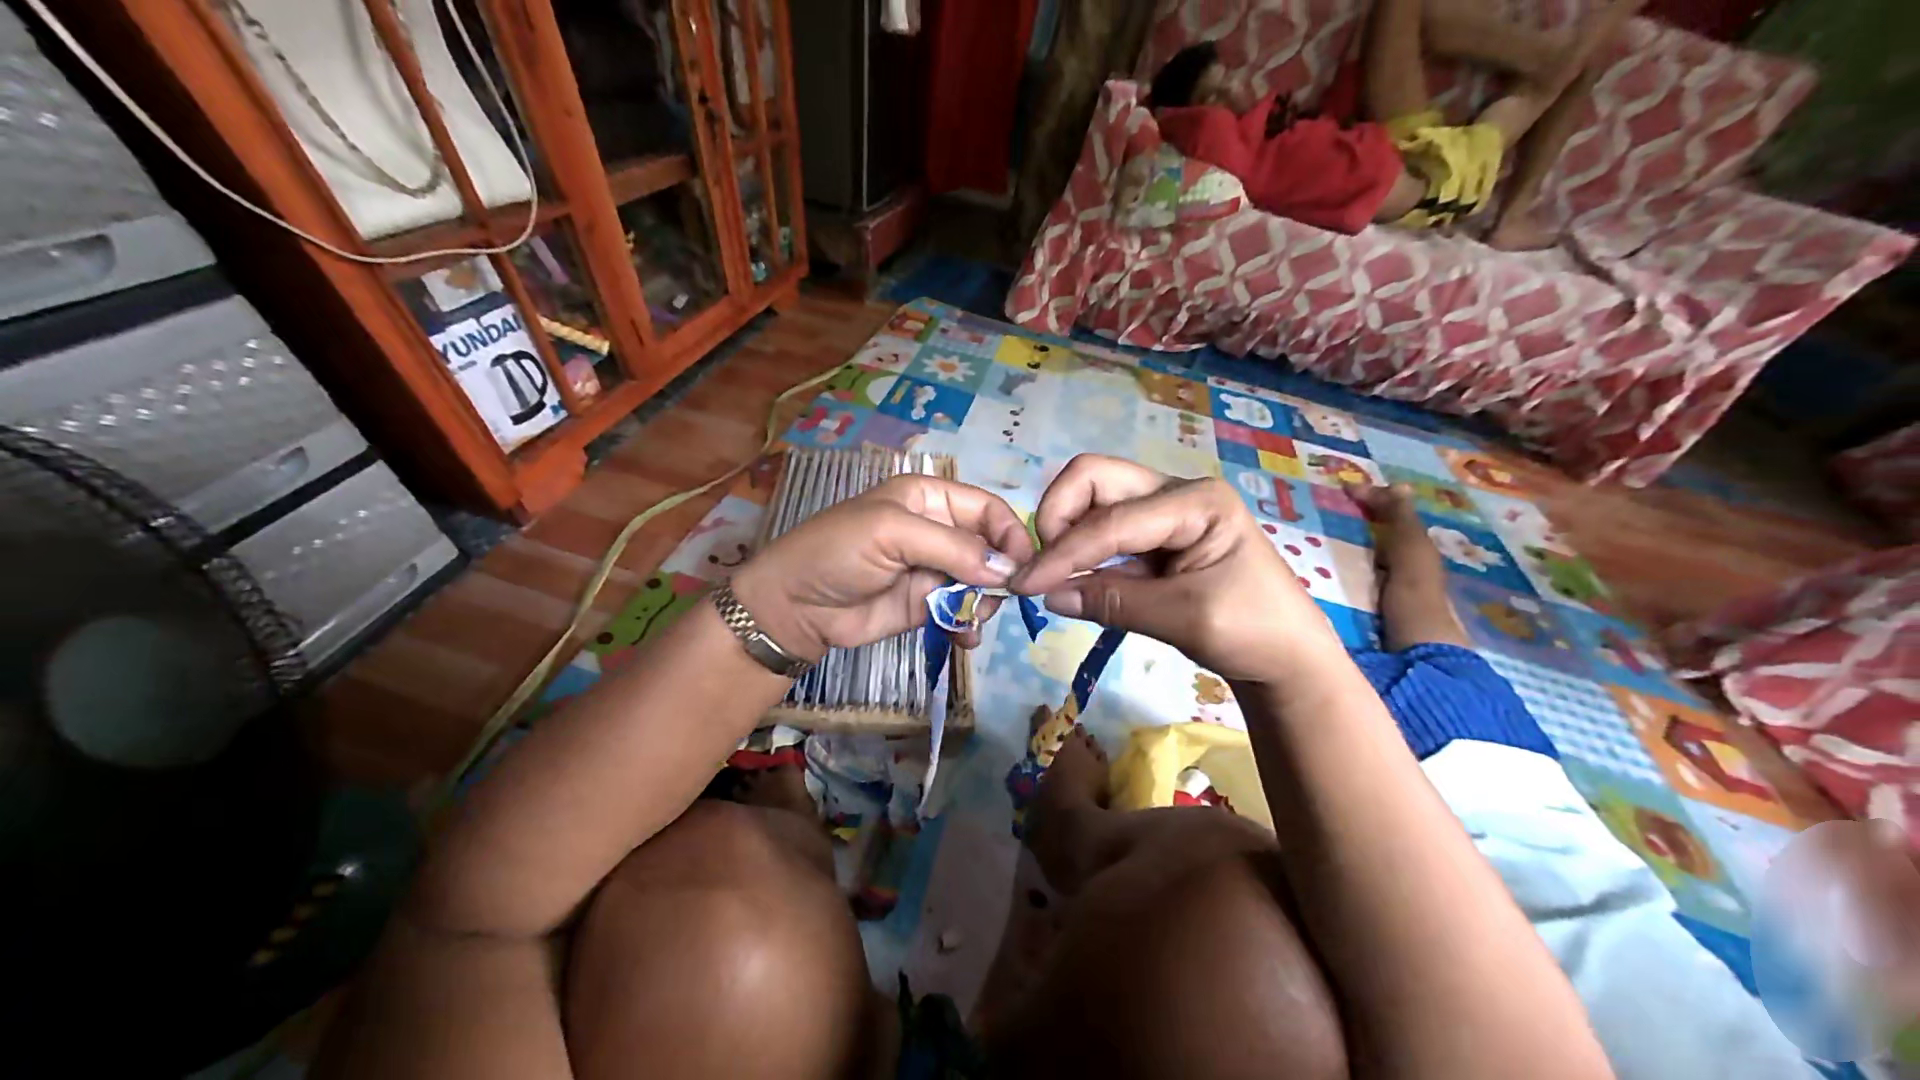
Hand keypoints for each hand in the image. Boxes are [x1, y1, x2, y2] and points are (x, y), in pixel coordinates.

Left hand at [729, 473, 1033, 660]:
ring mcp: (933, 570)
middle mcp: (937, 531)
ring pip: (982, 583)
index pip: (987, 508)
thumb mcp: (893, 533)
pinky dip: (971, 624)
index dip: (1010, 533)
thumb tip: (1008, 569)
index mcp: (930, 498)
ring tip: (972, 618)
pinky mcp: (927, 605)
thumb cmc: (838, 552)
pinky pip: (963, 612)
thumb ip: (952, 548)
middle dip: (1001, 573)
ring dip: (987, 602)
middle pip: (990, 548)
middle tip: (1000, 599)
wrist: (794, 606)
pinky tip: (965, 636)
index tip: (1025, 565)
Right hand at [1009, 454, 1344, 682]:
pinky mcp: (1153, 538)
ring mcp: (1163, 513)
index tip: (1025, 585)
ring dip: (1066, 534)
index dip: (1064, 552)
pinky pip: (1104, 533)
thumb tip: (1049, 595)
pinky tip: (1072, 582)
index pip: (1112, 520)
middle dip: (1059, 515)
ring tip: (1051, 578)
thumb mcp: (1185, 618)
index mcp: (1197, 502)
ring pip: (1094, 501)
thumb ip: (1115, 602)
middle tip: (1043, 566)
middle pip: (1096, 479)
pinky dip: (1082, 554)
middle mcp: (1176, 493)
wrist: (1288, 658)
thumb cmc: (1253, 632)